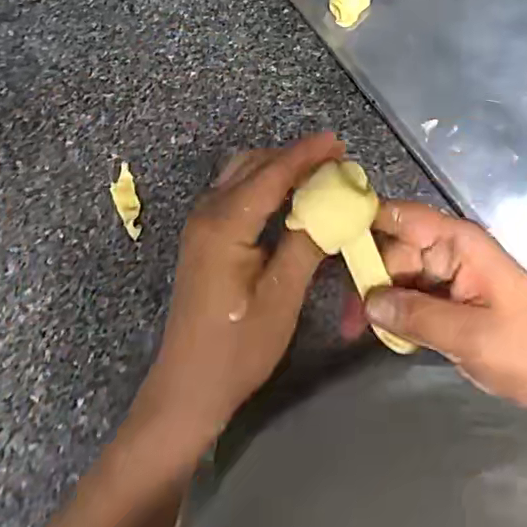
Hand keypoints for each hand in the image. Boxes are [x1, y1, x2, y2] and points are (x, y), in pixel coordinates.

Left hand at [134, 132, 344, 439]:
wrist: (188, 386)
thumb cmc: (238, 347)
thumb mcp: (281, 298)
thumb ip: (305, 244)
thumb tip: (332, 206)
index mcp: (224, 225)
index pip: (270, 174)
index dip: (305, 154)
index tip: (338, 141)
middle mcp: (207, 213)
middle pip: (253, 166)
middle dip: (294, 156)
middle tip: (336, 158)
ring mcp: (201, 222)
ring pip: (242, 174)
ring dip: (278, 166)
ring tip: (318, 171)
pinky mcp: (203, 235)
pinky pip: (235, 191)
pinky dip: (264, 183)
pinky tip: (289, 195)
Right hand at [360, 199, 526, 409]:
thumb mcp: (471, 335)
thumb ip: (417, 315)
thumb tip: (369, 302)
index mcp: (460, 242)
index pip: (404, 216)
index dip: (367, 219)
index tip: (329, 236)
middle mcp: (449, 250)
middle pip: (393, 249)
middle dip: (367, 278)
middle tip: (346, 318)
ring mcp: (446, 274)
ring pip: (396, 275)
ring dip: (376, 300)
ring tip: (354, 331)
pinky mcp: (445, 298)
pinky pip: (407, 296)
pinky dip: (392, 313)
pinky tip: (378, 335)